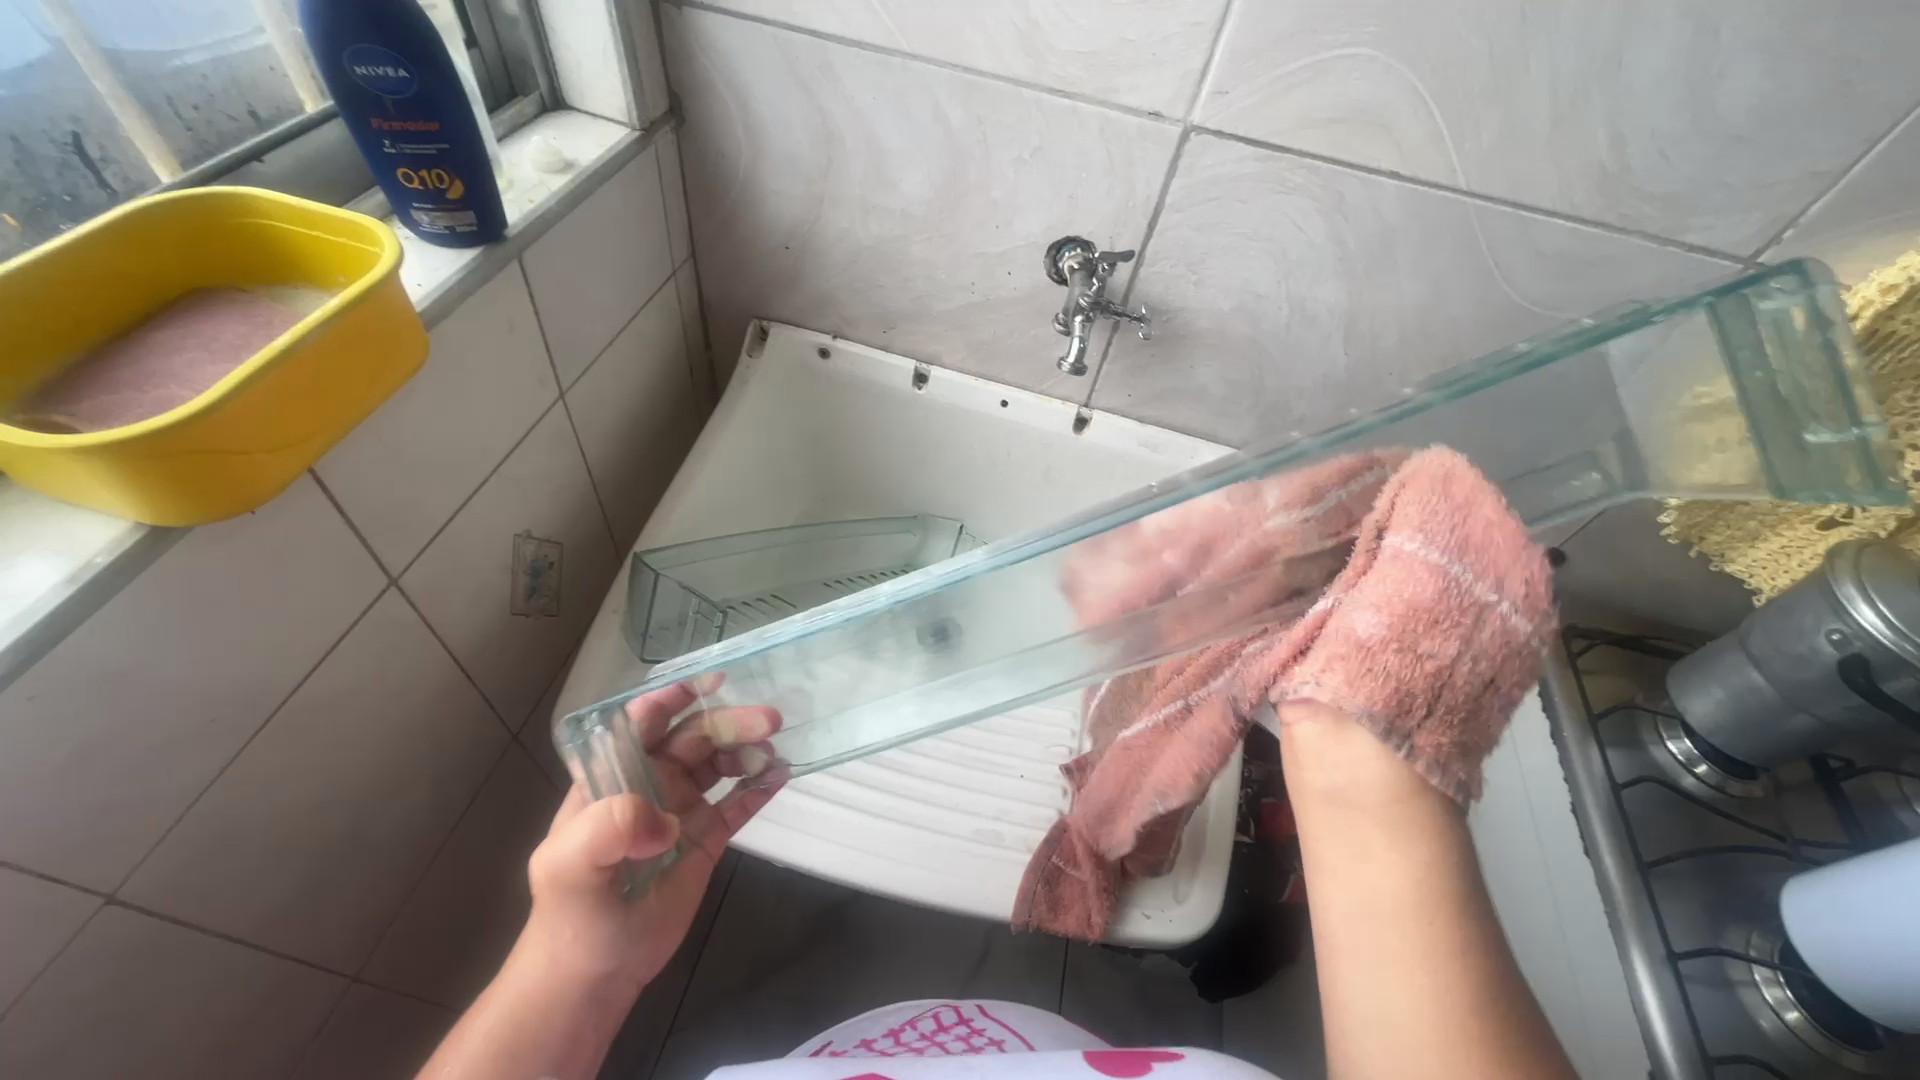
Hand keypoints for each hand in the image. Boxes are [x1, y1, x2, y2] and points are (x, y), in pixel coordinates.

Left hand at [519, 679, 782, 993]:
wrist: (594, 972)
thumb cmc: (573, 914)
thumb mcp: (571, 866)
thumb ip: (608, 827)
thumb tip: (666, 819)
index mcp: (614, 778)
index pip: (643, 723)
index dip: (674, 697)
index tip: (711, 682)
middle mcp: (650, 784)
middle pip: (694, 737)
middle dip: (729, 722)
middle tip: (769, 721)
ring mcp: (681, 810)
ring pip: (720, 764)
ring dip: (748, 749)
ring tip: (773, 751)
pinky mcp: (707, 839)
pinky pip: (739, 803)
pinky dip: (761, 787)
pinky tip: (782, 775)